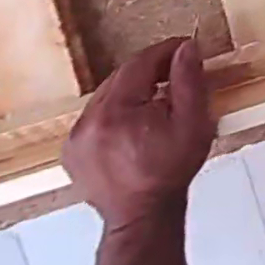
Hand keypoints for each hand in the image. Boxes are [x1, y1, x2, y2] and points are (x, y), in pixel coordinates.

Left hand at [64, 37, 213, 230]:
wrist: (143, 217)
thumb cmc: (170, 171)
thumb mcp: (193, 121)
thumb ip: (188, 79)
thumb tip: (185, 47)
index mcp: (115, 112)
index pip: (139, 62)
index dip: (165, 51)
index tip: (184, 47)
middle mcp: (88, 121)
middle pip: (122, 76)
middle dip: (150, 69)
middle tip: (176, 70)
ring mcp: (76, 137)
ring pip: (108, 94)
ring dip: (133, 88)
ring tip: (159, 97)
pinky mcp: (72, 150)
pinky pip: (97, 114)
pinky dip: (117, 109)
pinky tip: (137, 120)